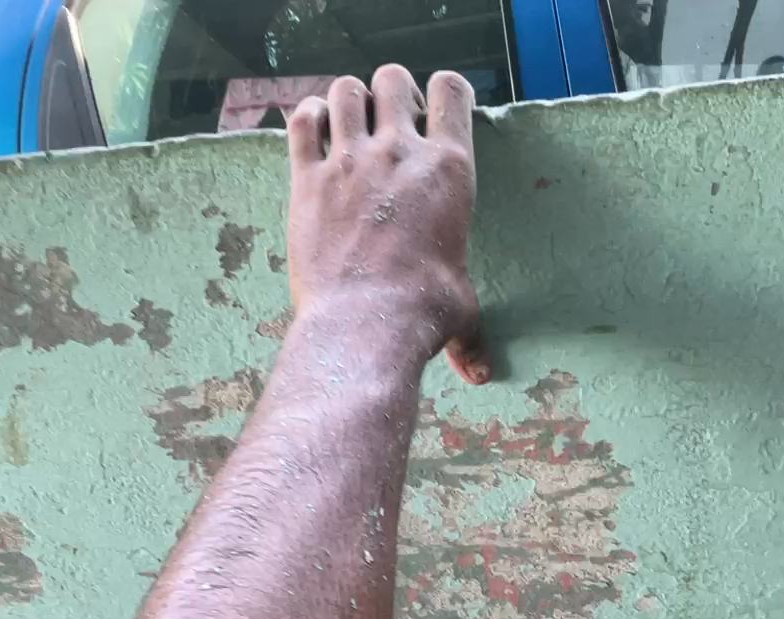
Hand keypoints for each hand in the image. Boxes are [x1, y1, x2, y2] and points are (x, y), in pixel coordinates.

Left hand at [284, 66, 488, 384]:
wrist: (365, 326)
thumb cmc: (422, 316)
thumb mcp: (461, 315)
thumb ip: (471, 334)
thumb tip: (482, 373)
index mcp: (449, 172)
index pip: (451, 92)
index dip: (443, 93)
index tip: (434, 114)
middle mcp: (399, 153)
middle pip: (393, 79)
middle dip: (392, 94)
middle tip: (389, 126)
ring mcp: (349, 162)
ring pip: (344, 91)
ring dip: (348, 102)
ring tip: (349, 128)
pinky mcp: (307, 180)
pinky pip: (301, 122)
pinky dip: (306, 117)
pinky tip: (313, 132)